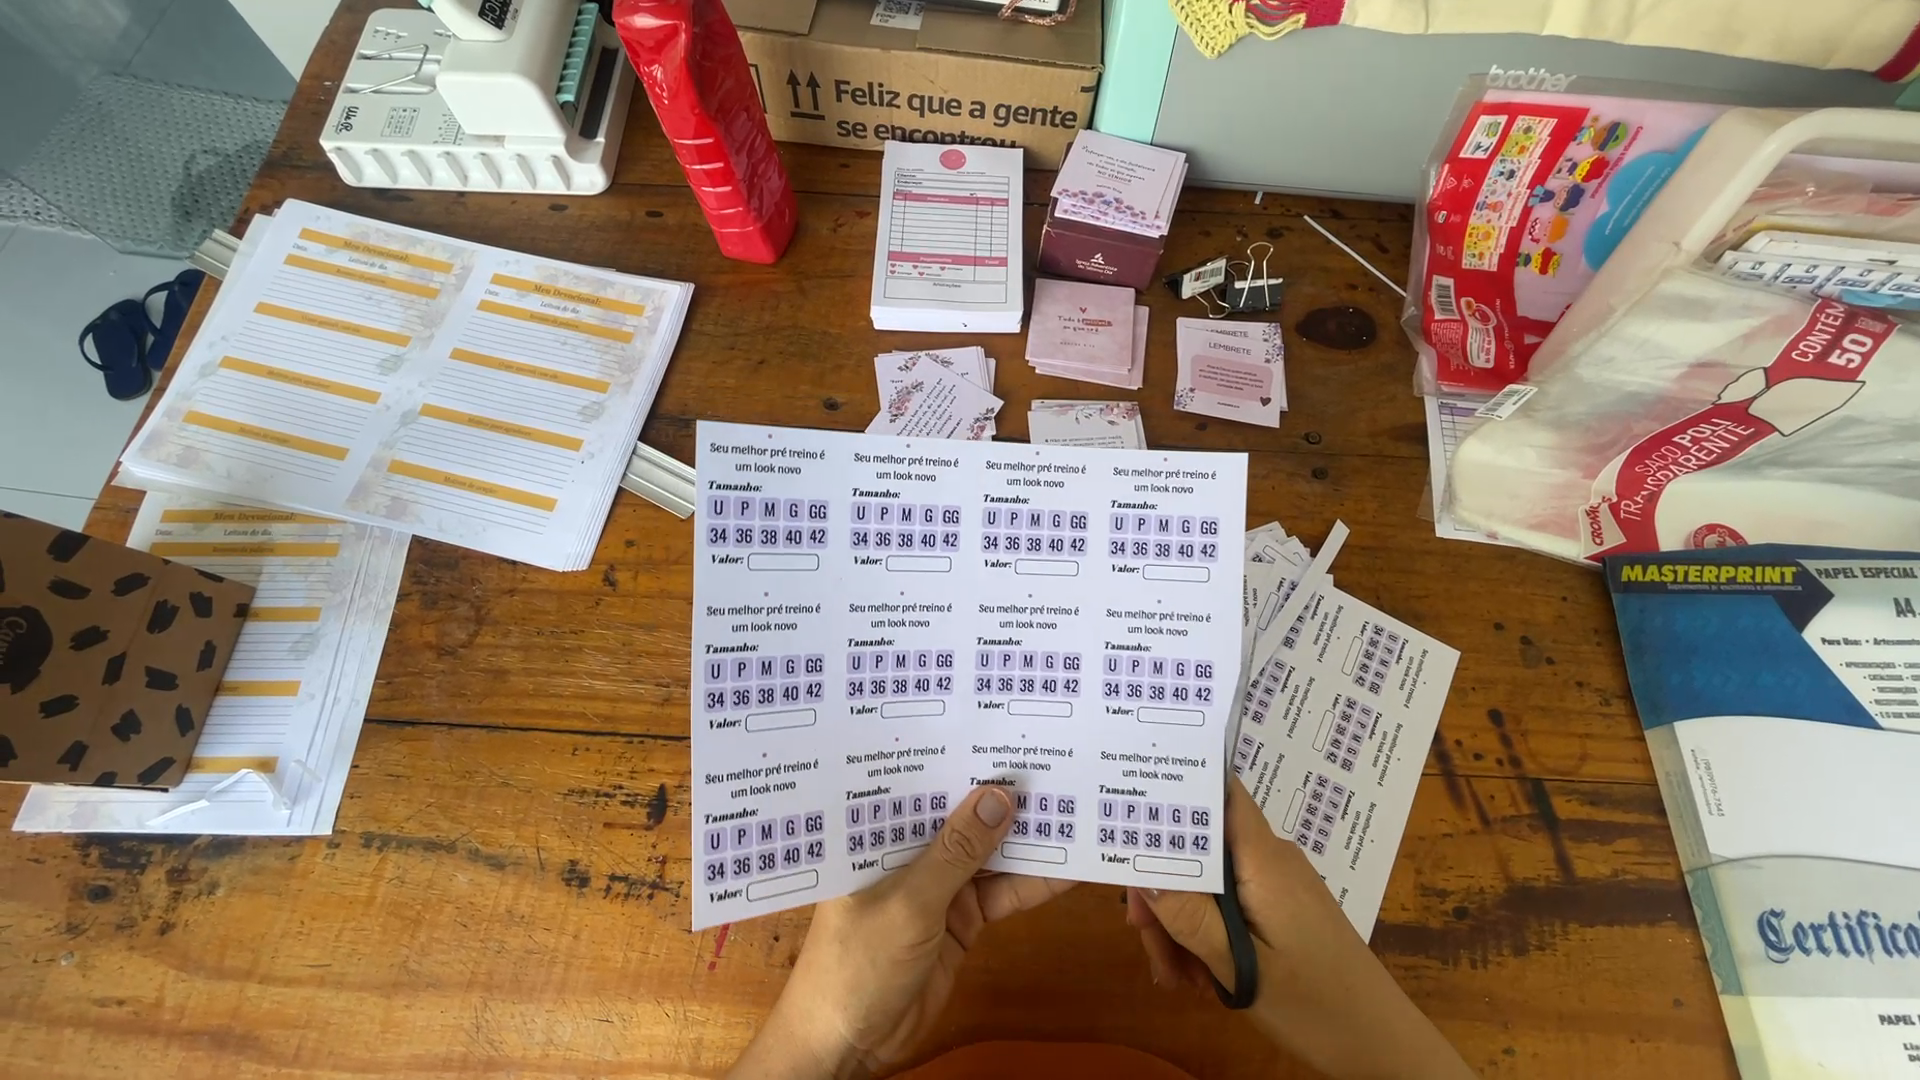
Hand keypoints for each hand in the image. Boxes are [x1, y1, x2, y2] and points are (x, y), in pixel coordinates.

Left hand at [730, 786, 1074, 1079]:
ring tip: (1075, 804)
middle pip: (964, 817)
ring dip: (1027, 837)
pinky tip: (1069, 866)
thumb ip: (957, 852)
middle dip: (1004, 796)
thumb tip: (1000, 795)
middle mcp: (912, 851)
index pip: (923, 785)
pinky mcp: (962, 920)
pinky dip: (1033, 883)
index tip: (1005, 731)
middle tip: (1056, 760)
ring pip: (991, 854)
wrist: (850, 1048)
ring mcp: (940, 886)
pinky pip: (1002, 893)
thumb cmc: (860, 963)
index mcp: (882, 833)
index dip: (962, 760)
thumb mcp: (909, 903)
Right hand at [1126, 778, 1475, 1079]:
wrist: (1384, 1051)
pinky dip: (1206, 931)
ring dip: (1183, 921)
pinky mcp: (1281, 907)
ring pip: (1210, 880)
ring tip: (1176, 976)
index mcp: (1263, 858)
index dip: (1177, 788)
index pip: (1221, 791)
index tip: (1131, 807)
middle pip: (1201, 845)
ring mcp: (1276, 884)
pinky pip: (1230, 902)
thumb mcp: (1240, 967)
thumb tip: (1140, 868)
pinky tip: (1198, 975)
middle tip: (1145, 939)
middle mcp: (1269, 858)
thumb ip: (1189, 915)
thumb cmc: (1315, 1005)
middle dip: (1165, 885)